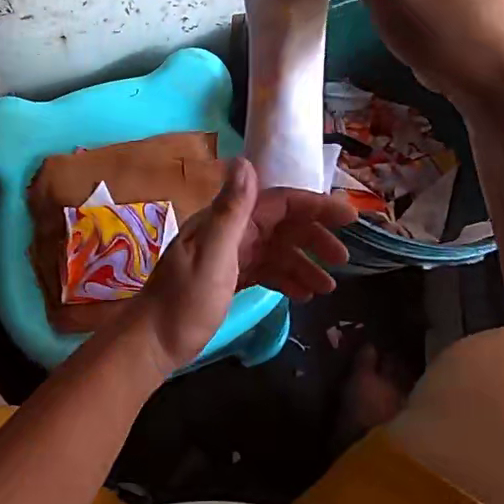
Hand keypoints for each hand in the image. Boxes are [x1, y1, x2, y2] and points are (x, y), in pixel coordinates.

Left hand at [127, 158, 356, 373]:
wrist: (153, 342)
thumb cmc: (183, 300)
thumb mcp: (212, 255)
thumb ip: (231, 211)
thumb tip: (244, 161)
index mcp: (226, 222)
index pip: (278, 202)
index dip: (314, 205)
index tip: (349, 216)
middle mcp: (230, 233)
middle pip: (281, 225)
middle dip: (314, 237)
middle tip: (342, 258)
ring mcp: (229, 256)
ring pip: (276, 251)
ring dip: (304, 264)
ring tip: (328, 286)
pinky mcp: (229, 279)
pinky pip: (266, 271)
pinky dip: (286, 279)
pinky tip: (304, 295)